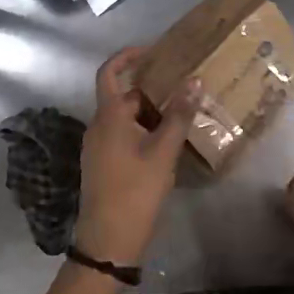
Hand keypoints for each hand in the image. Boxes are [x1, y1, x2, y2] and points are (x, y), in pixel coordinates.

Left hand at [75, 47, 198, 265]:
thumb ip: (179, 115)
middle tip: (181, 87)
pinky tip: (166, 144)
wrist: (108, 243)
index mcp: (108, 115)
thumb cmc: (135, 190)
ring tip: (180, 115)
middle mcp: (99, 125)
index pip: (109, 71)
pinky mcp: (103, 165)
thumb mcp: (163, 151)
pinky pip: (123, 136)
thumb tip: (194, 80)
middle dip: (151, 90)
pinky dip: (143, 132)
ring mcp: (99, 147)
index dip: (127, 56)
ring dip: (150, 113)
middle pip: (124, 96)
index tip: (152, 50)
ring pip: (126, 118)